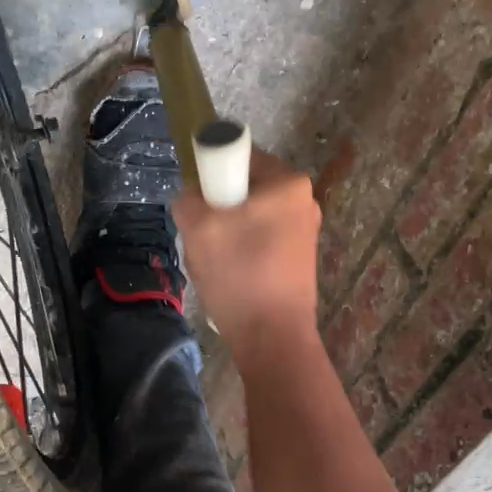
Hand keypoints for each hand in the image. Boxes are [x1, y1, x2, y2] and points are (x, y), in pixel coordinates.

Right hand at [172, 149, 321, 352]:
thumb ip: (188, 199)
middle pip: (242, 189)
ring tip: (215, 264)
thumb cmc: (239, 275)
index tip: (198, 206)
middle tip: (202, 238)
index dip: (210, 175)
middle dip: (216, 209)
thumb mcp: (198, 228)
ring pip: (247, 219)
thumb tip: (192, 198)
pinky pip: (257, 242)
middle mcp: (303, 200)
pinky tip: (231, 278)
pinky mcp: (297, 260)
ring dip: (225, 236)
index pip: (237, 154)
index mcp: (288, 182)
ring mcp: (303, 231)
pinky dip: (239, 255)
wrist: (271, 336)